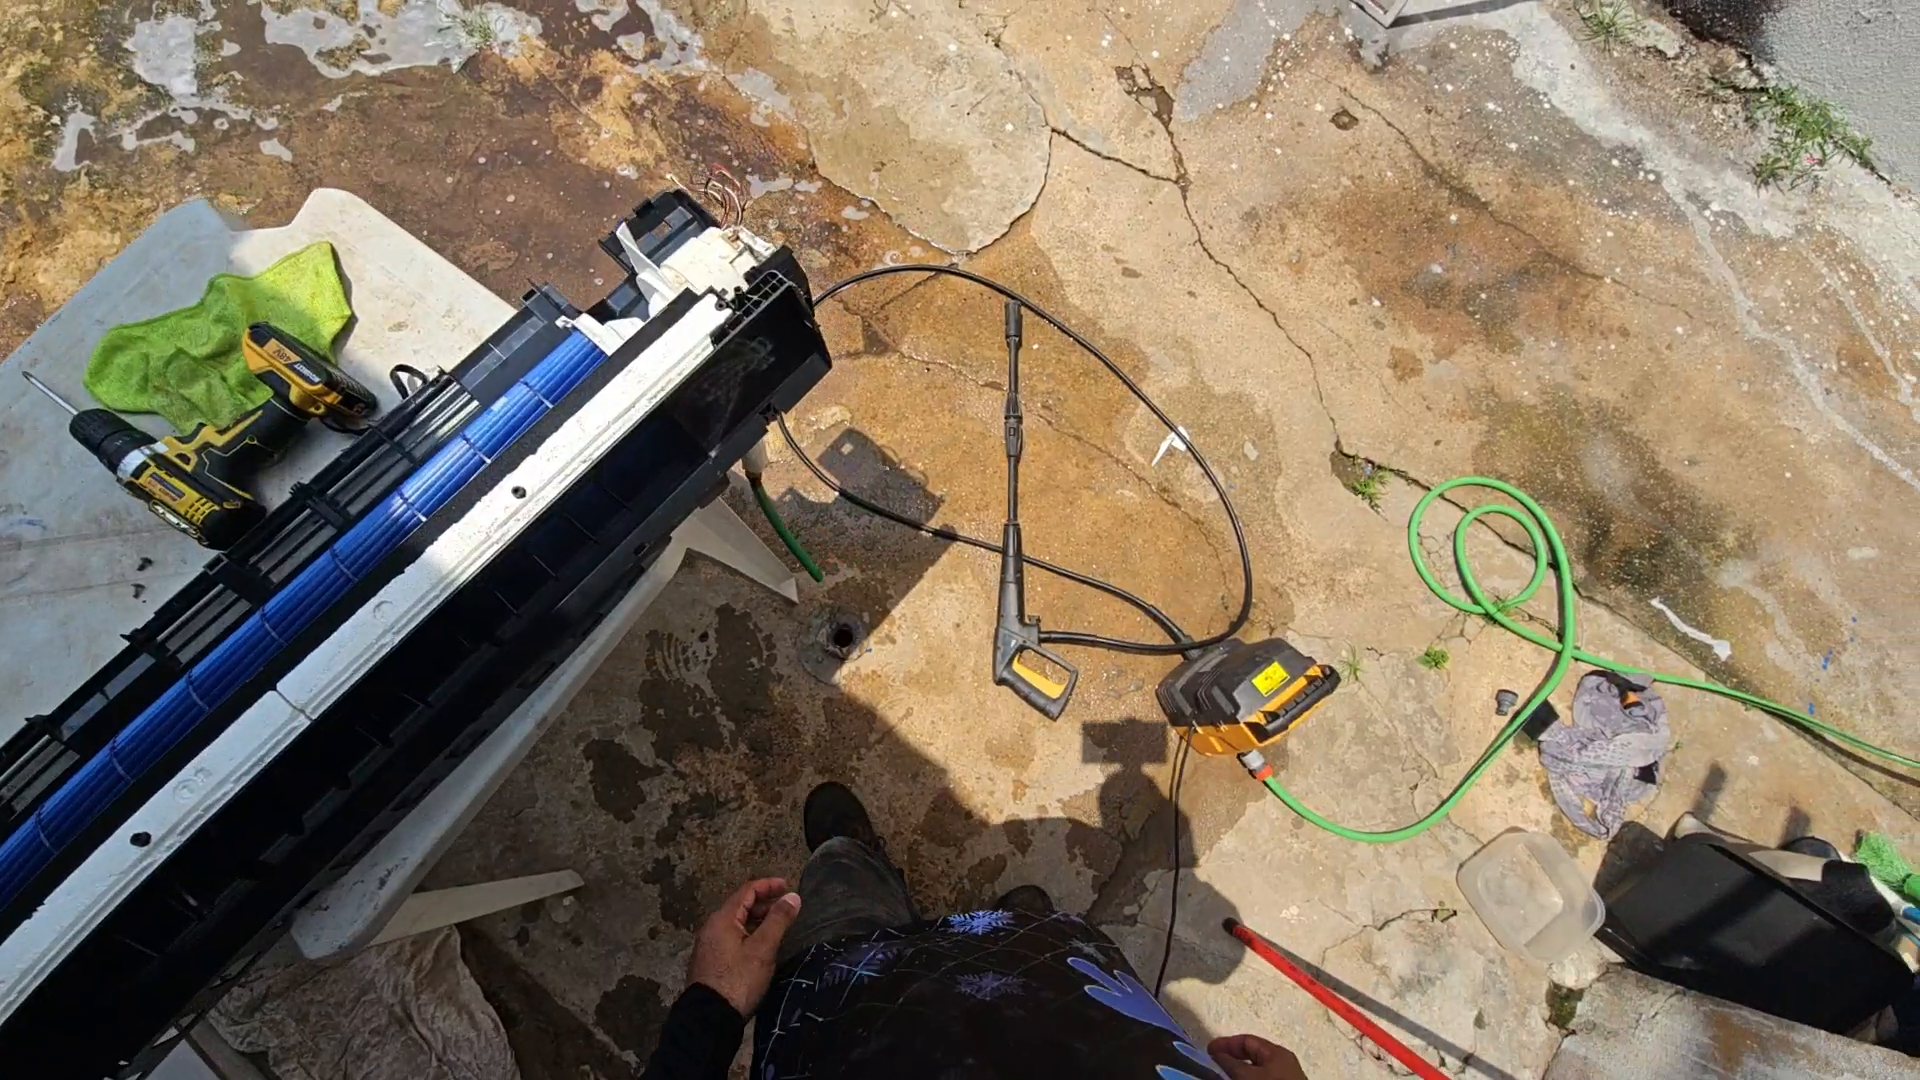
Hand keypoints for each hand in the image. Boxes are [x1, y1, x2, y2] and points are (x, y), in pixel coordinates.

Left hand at [688, 878, 802, 1014]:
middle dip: (764, 903)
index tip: (788, 886)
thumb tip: (793, 896)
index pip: (747, 891)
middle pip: (740, 906)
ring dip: (757, 919)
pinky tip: (760, 946)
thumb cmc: (738, 980)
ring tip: (777, 927)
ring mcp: (709, 946)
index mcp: (722, 919)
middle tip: (786, 908)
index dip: (769, 885)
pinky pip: (731, 937)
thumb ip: (778, 920)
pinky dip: (748, 933)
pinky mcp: (710, 962)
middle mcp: (712, 928)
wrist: (707, 1021)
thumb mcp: (763, 949)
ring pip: (736, 923)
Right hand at [1209, 1034, 1307, 1079]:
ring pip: (1254, 1073)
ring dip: (1237, 1074)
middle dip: (1230, 1061)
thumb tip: (1215, 1054)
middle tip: (1213, 1066)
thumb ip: (1229, 1063)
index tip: (1208, 1052)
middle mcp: (1282, 1064)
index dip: (1225, 1044)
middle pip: (1250, 1057)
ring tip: (1221, 1078)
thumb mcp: (1247, 1076)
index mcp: (1276, 1053)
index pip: (1246, 1040)